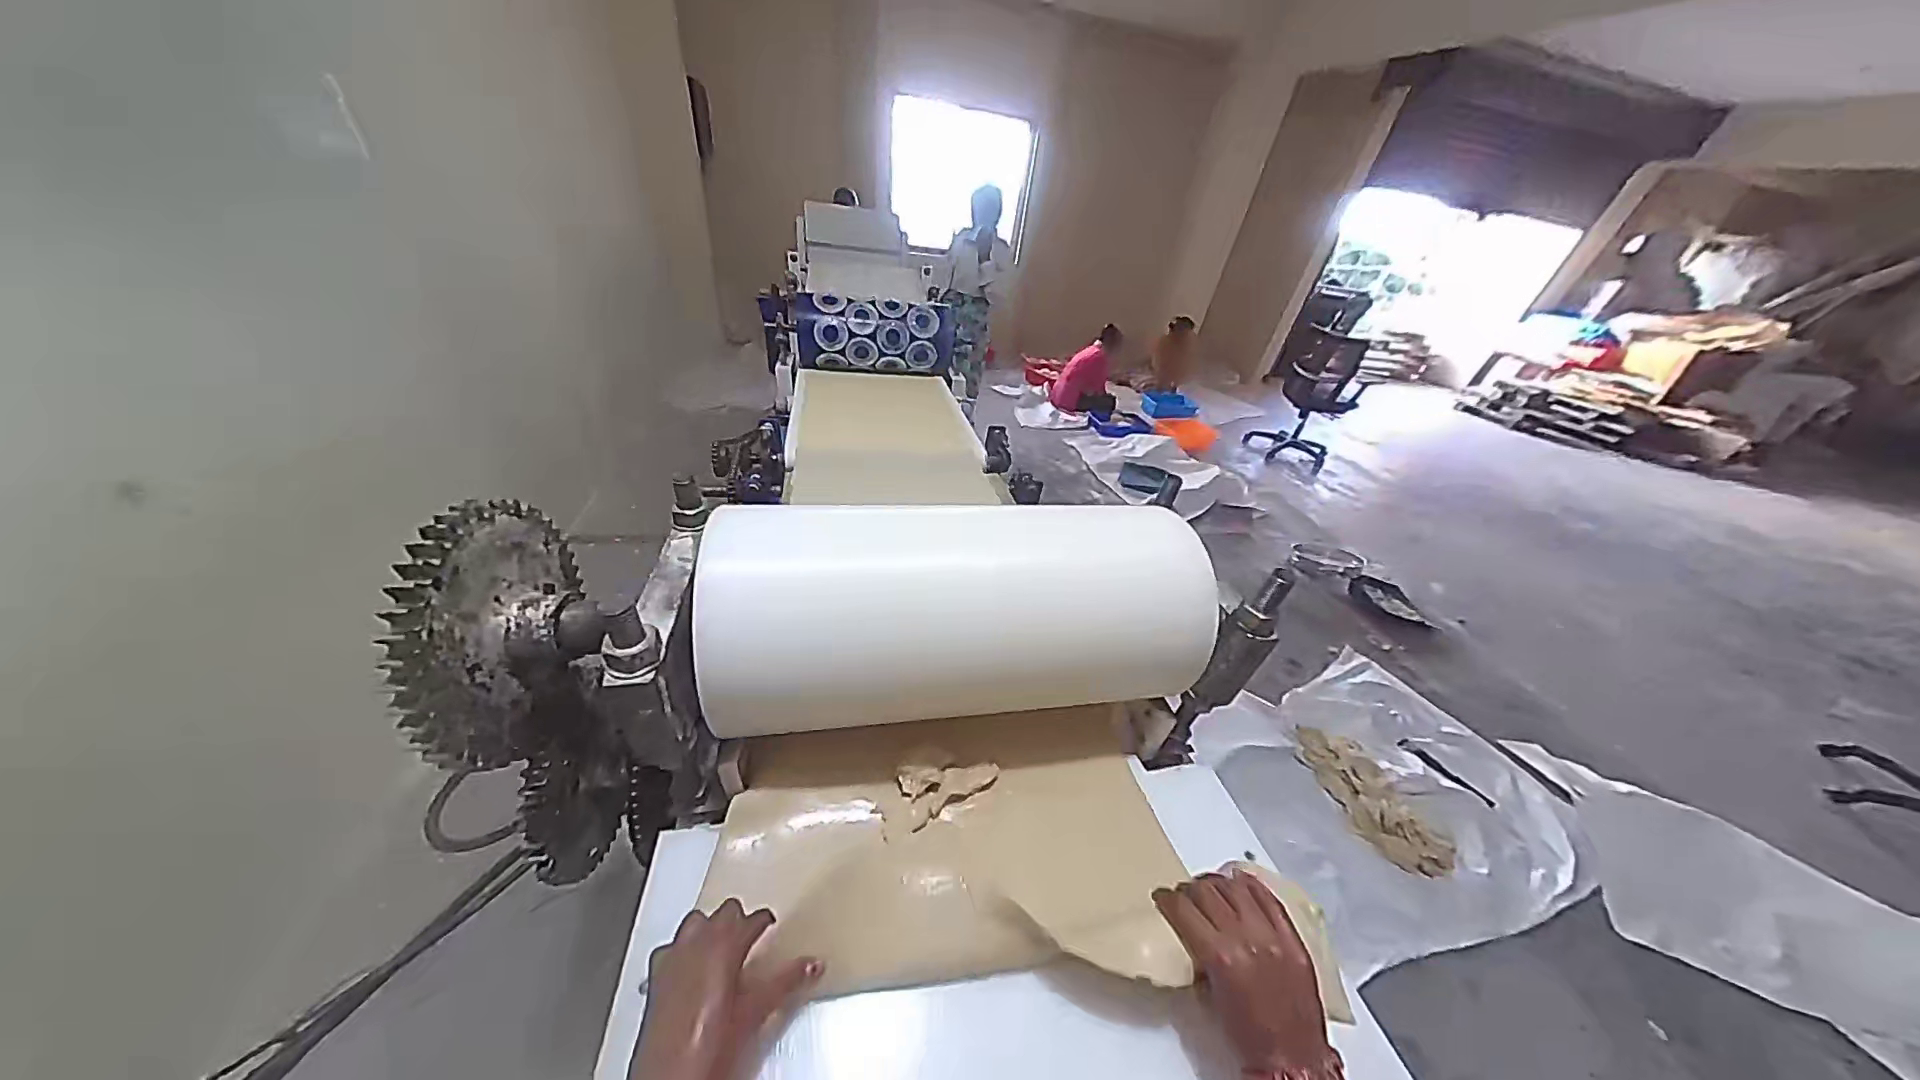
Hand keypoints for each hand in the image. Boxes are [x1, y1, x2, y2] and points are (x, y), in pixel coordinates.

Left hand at [629, 899, 821, 1079]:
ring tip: (721, 950)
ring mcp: (674, 956)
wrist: (669, 1077)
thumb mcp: (756, 1011)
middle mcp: (698, 941)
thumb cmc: (708, 1046)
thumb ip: (786, 982)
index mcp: (725, 943)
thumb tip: (813, 964)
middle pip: (725, 911)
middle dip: (738, 920)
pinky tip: (689, 969)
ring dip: (709, 929)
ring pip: (696, 922)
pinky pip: (671, 947)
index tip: (769, 925)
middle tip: (749, 938)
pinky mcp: (655, 975)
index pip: (752, 918)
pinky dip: (682, 950)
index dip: (764, 921)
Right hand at [1154, 869, 1341, 1079]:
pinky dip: (1250, 885)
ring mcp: (1271, 935)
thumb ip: (1199, 957)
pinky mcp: (1292, 938)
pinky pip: (1269, 898)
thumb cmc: (1245, 1036)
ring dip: (1217, 883)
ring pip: (1235, 887)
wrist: (1294, 1059)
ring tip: (1210, 887)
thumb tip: (1190, 931)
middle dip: (1188, 889)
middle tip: (1184, 895)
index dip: (1166, 898)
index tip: (1162, 897)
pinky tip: (1239, 881)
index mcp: (1219, 956)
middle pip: (1206, 891)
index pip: (1182, 908)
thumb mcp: (1209, 996)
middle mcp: (1244, 938)